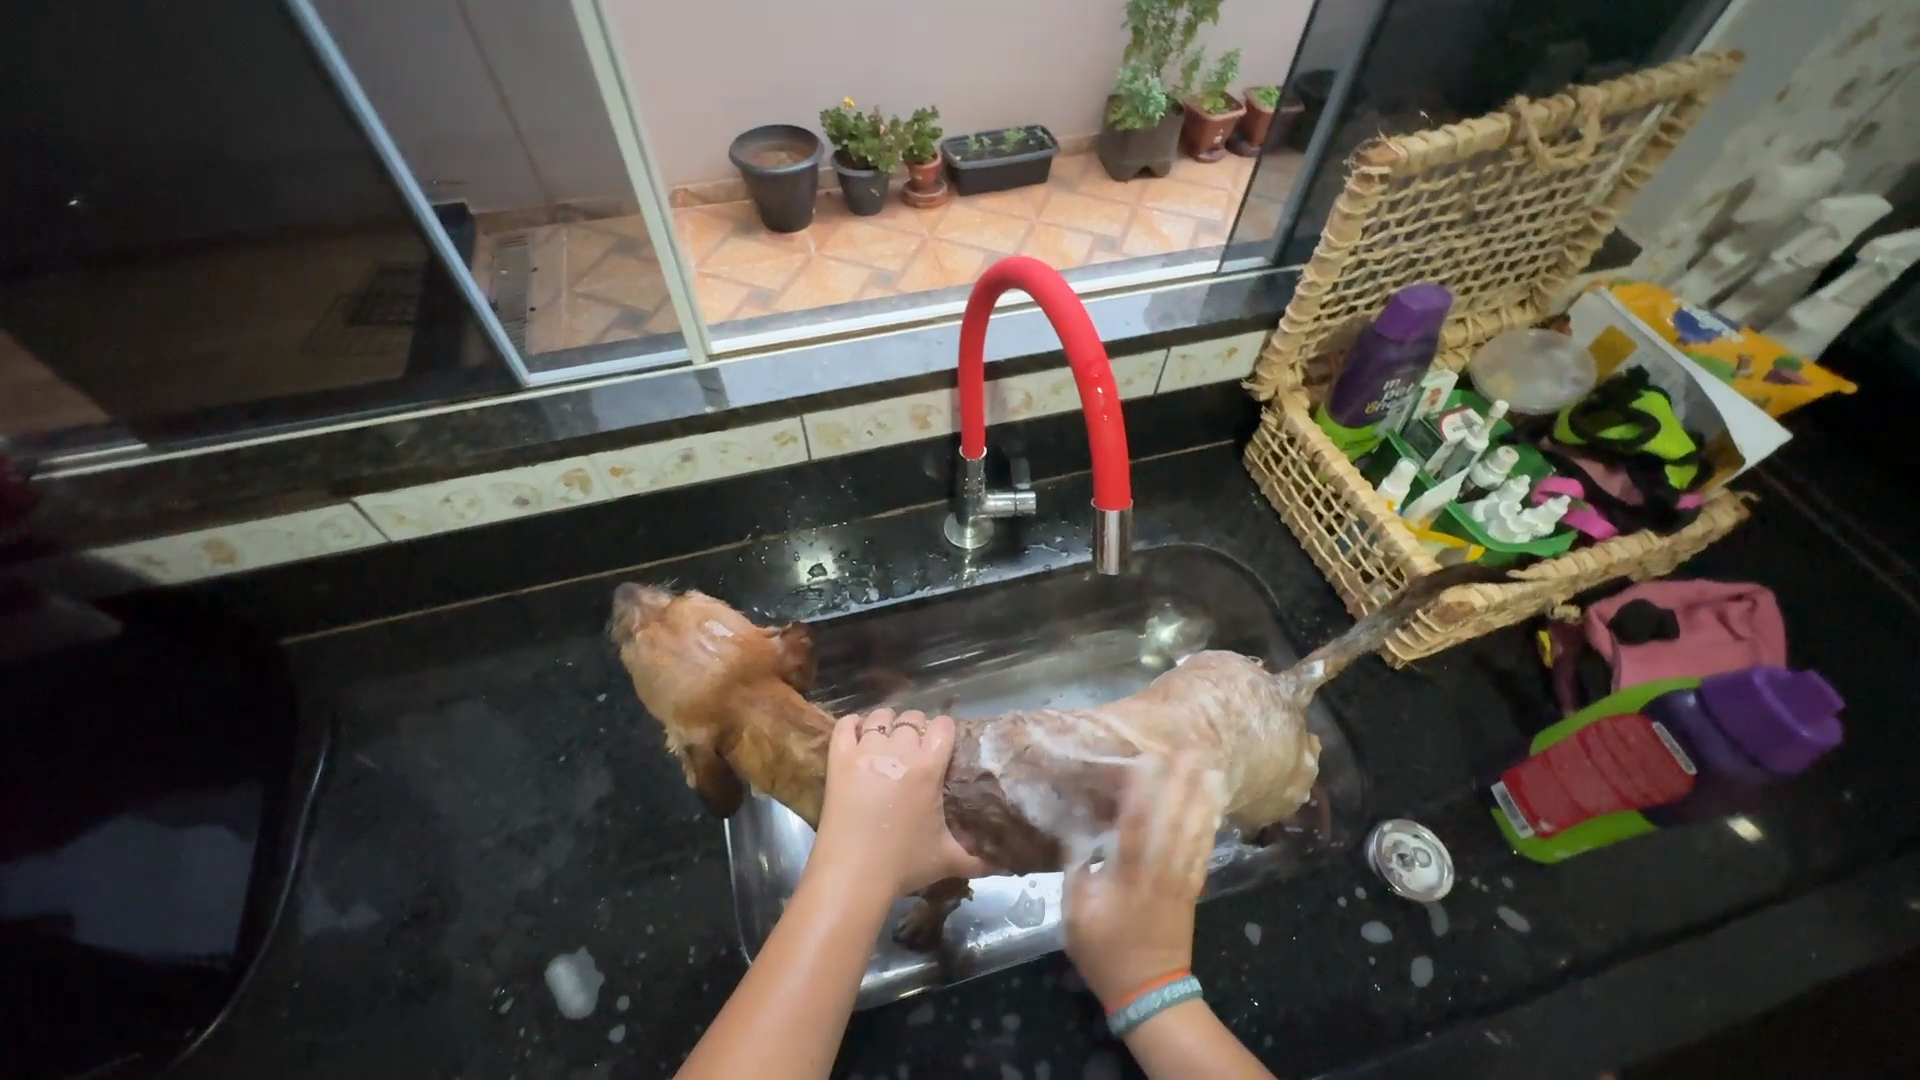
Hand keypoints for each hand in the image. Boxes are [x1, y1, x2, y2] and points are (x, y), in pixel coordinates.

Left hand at [810, 708, 988, 897]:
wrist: (852, 875)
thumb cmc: (904, 864)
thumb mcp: (949, 860)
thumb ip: (980, 859)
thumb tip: (1008, 864)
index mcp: (928, 767)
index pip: (942, 726)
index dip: (944, 732)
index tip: (942, 746)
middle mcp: (898, 751)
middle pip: (912, 718)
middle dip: (917, 729)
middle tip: (915, 751)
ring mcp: (865, 752)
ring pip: (879, 717)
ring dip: (887, 725)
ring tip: (887, 743)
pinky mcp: (838, 759)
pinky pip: (844, 726)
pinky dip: (852, 724)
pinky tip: (858, 734)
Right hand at [1065, 752, 1224, 1009]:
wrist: (1147, 990)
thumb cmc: (1105, 951)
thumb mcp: (1075, 913)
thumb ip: (1078, 869)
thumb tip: (1078, 831)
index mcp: (1127, 876)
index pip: (1135, 825)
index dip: (1142, 791)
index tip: (1147, 758)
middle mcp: (1159, 871)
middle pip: (1172, 820)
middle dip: (1182, 782)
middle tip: (1193, 747)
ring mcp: (1180, 879)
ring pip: (1192, 831)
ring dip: (1200, 796)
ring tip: (1209, 765)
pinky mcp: (1191, 888)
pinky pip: (1201, 850)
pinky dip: (1208, 824)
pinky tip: (1211, 805)